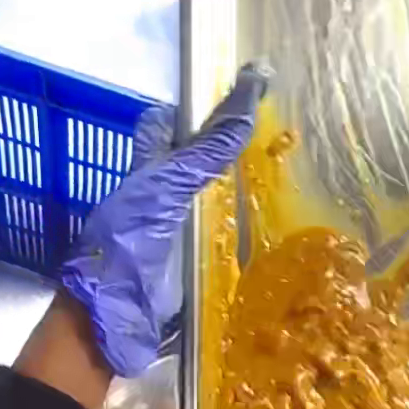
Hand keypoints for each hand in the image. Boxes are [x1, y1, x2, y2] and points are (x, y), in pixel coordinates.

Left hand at [60, 64, 269, 376]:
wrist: (117, 317)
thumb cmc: (129, 245)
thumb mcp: (164, 190)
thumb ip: (202, 154)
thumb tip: (245, 101)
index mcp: (148, 171)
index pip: (167, 126)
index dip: (194, 107)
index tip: (239, 92)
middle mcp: (165, 196)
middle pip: (199, 162)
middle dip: (232, 148)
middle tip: (281, 134)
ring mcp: (183, 231)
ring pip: (216, 199)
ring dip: (246, 190)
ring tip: (290, 172)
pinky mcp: (198, 263)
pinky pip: (227, 238)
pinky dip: (250, 229)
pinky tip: (278, 225)